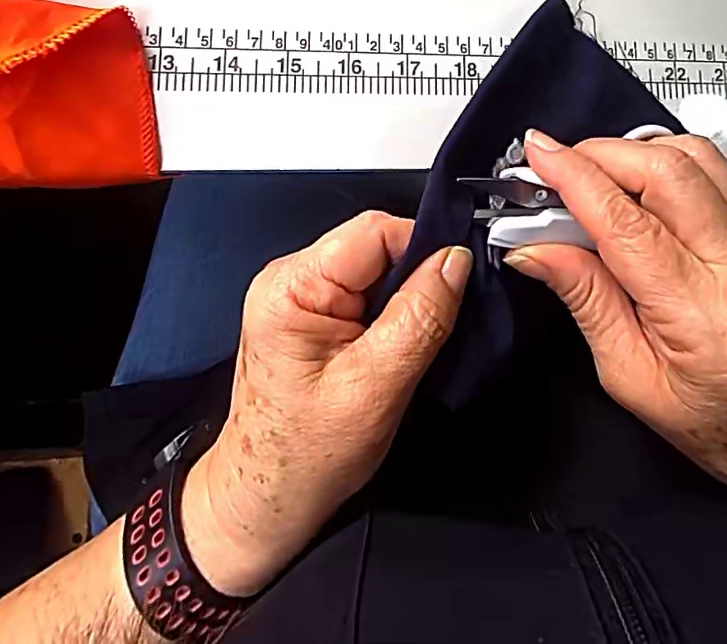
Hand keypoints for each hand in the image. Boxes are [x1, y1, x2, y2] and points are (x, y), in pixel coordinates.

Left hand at [180, 212, 471, 594]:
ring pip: (372, 268)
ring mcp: (295, 294)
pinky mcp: (307, 312)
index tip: (459, 275)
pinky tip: (393, 343)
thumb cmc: (301, 455)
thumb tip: (453, 262)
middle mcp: (286, 279)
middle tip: (440, 319)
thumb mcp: (375, 388)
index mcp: (290, 286)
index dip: (423, 246)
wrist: (267, 494)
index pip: (372, 231)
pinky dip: (388, 311)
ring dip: (402, 296)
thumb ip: (419, 318)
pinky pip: (361, 291)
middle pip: (372, 245)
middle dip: (414, 275)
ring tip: (410, 342)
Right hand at [503, 130, 726, 529]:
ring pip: (693, 158)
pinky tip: (628, 184)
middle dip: (597, 154)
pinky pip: (709, 170)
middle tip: (552, 167)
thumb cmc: (722, 425)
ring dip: (628, 153)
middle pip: (668, 172)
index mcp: (706, 321)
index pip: (628, 224)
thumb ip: (583, 298)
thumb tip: (531, 249)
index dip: (574, 179)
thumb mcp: (629, 376)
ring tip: (588, 176)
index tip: (538, 156)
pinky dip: (656, 161)